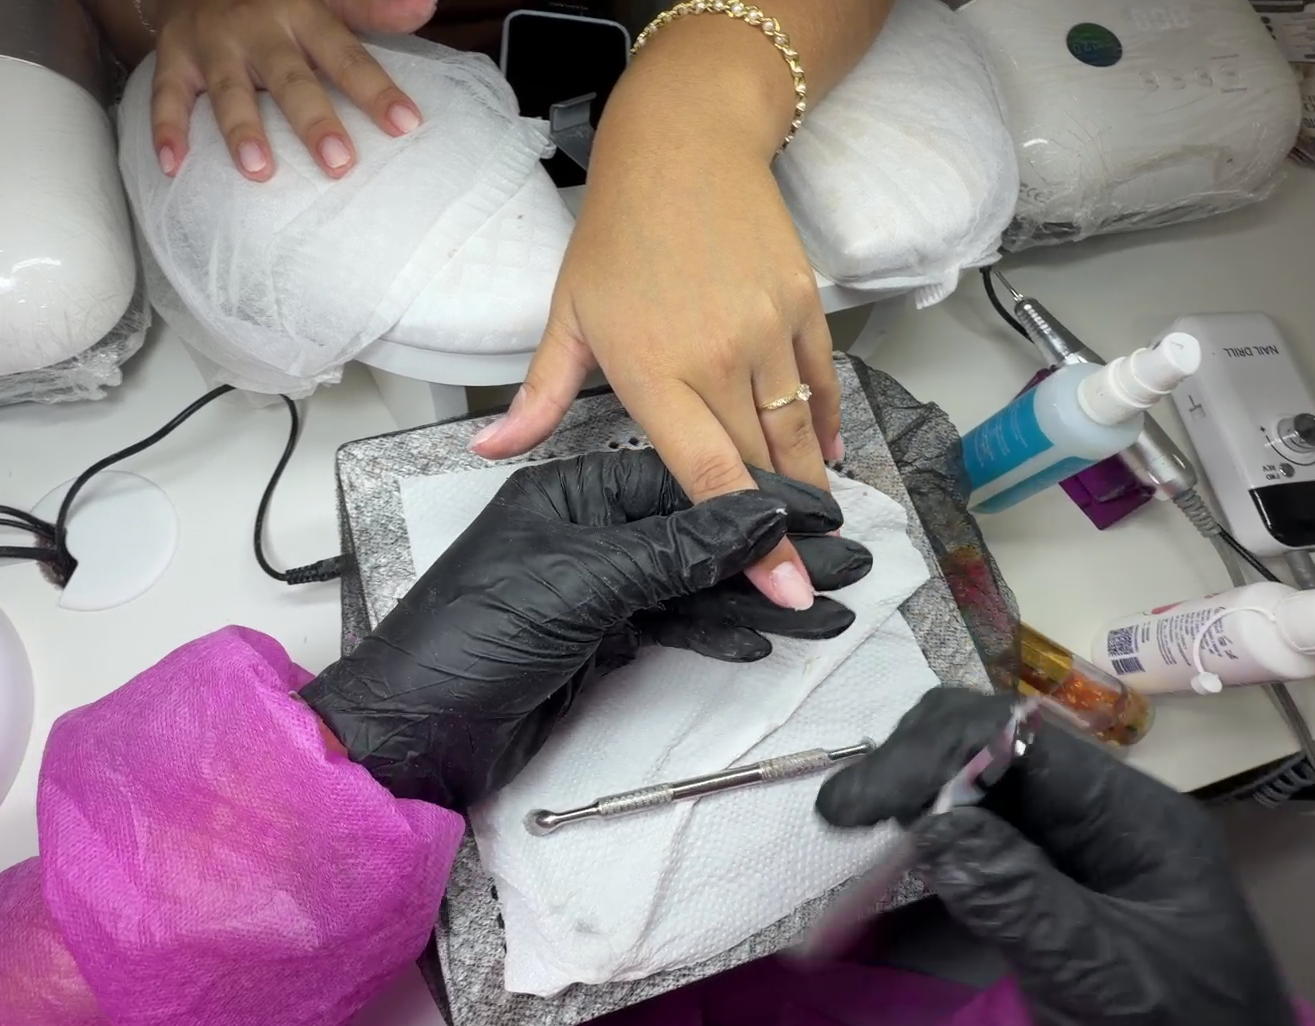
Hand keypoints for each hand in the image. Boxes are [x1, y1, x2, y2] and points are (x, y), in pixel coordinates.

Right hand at [147, 0, 433, 179]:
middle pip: (289, 78)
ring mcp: (213, 42)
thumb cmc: (281, 3)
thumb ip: (371, 10)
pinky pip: (167, 95)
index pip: (346, 55)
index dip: (376, 90)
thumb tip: (425, 7)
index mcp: (302, 12)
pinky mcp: (174, 56)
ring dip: (242, 130)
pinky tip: (174, 167)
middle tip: (339, 164)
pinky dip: (166, 130)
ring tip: (260, 171)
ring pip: (228, 90)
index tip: (406, 124)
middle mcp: (257, 26)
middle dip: (313, 121)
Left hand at [301, 449, 870, 809]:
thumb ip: (674, 550)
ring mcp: (595, 588)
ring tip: (824, 613)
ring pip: (689, 586)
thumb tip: (759, 516)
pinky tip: (759, 640)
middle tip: (847, 566)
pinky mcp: (597, 638)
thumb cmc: (479, 634)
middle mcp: (588, 532)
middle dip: (770, 554)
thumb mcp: (582, 582)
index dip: (757, 498)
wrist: (422, 728)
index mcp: (574, 494)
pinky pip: (668, 625)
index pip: (684, 483)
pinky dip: (712, 632)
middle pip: (696, 535)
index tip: (825, 512)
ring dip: (753, 600)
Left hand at [469, 68, 839, 612]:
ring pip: (797, 431)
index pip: (707, 475)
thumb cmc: (615, 237)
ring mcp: (769, 333)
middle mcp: (721, 362)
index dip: (748, 542)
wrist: (683, 147)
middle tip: (800, 574)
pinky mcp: (803, 307)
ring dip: (806, 485)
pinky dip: (825, 425)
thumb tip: (489, 449)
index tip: (785, 588)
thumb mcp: (567, 318)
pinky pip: (823, 384)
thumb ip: (539, 397)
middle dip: (782, 527)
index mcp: (656, 375)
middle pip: (760, 466)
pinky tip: (824, 455)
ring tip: (814, 525)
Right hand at [816, 689, 1314, 1025]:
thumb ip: (1020, 900)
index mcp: (1129, 813)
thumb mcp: (1105, 985)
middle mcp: (1089, 798)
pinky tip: (896, 835)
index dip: (927, 754)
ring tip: (860, 819)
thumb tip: (929, 821)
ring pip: (962, 758)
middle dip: (909, 759)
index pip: (1014, 737)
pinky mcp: (1031, 849)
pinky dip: (915, 807)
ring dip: (905, 779)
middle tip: (850, 813)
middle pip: (981, 730)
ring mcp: (1060, 822)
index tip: (857, 804)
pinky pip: (962, 803)